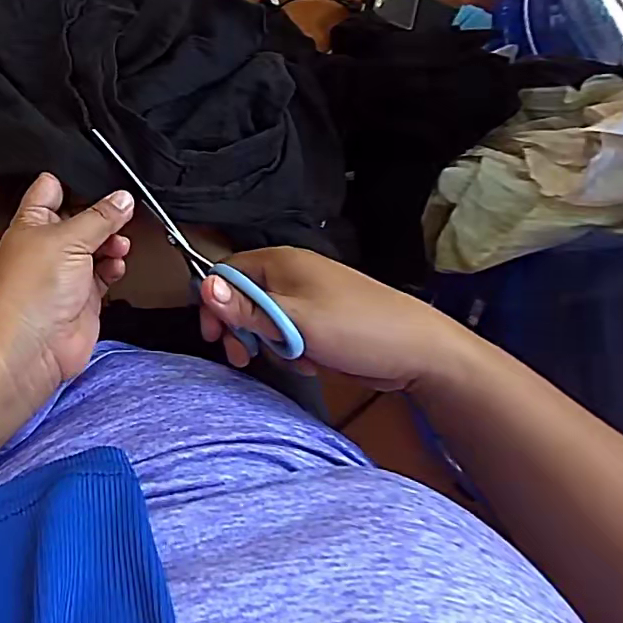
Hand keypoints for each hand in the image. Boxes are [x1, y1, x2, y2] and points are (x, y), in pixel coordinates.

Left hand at [0, 174, 133, 390]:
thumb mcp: (69, 240)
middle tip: (119, 214)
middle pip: (82, 217)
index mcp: (33, 223)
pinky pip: (106, 273)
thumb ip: (100, 218)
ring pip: (97, 245)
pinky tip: (117, 265)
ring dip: (113, 241)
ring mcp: (66, 271)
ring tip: (118, 244)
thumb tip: (122, 200)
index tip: (101, 180)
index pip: (51, 189)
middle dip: (103, 215)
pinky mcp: (83, 296)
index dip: (74, 181)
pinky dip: (115, 267)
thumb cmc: (29, 294)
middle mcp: (48, 245)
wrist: (31, 348)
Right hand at [198, 247, 479, 392]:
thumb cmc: (357, 328)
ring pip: (265, 319)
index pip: (227, 272)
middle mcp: (290, 274)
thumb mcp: (295, 322)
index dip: (215, 303)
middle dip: (240, 328)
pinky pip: (288, 332)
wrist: (418, 351)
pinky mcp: (320, 319)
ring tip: (289, 358)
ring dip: (268, 343)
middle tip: (243, 357)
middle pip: (243, 297)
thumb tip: (203, 287)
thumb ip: (247, 308)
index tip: (215, 336)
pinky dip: (291, 348)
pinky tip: (308, 360)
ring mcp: (307, 297)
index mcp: (281, 262)